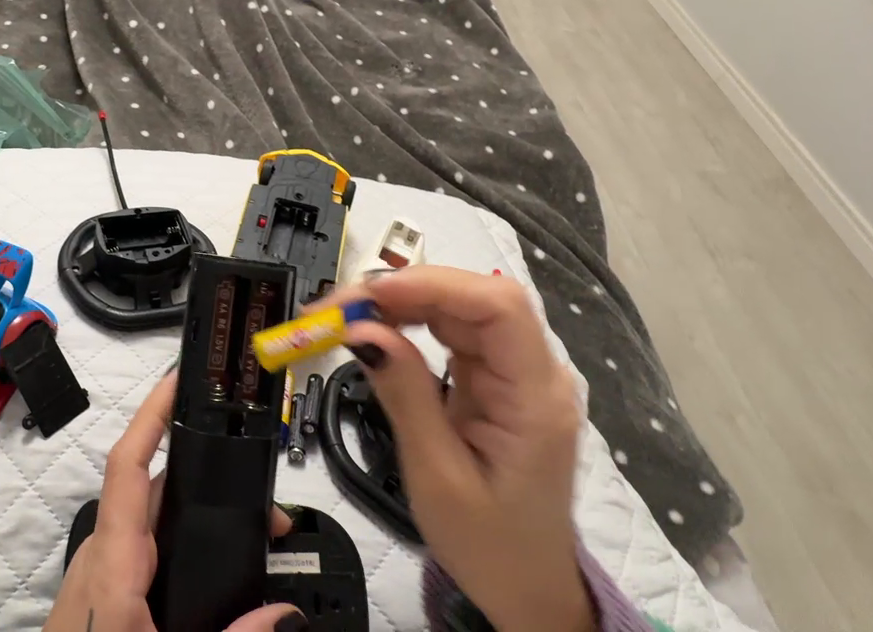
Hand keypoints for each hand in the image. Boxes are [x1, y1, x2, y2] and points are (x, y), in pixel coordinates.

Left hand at [44, 374, 301, 631]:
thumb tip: (283, 614)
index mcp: (112, 570)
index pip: (127, 468)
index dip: (151, 415)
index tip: (176, 381)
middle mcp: (97, 563)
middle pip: (151, 493)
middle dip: (206, 481)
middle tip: (265, 503)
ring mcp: (93, 581)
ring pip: (147, 525)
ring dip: (195, 517)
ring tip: (249, 536)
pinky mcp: (97, 601)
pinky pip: (139, 552)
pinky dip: (177, 544)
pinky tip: (207, 567)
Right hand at [327, 266, 595, 631]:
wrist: (528, 587)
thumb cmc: (489, 546)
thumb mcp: (436, 476)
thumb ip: (404, 394)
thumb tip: (361, 330)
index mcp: (536, 398)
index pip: (499, 307)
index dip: (433, 285)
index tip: (369, 295)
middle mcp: (535, 372)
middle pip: (473, 299)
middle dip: (403, 292)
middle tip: (335, 309)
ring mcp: (516, 372)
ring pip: (458, 308)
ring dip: (400, 304)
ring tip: (344, 318)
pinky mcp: (496, 377)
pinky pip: (452, 331)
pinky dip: (409, 322)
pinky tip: (375, 329)